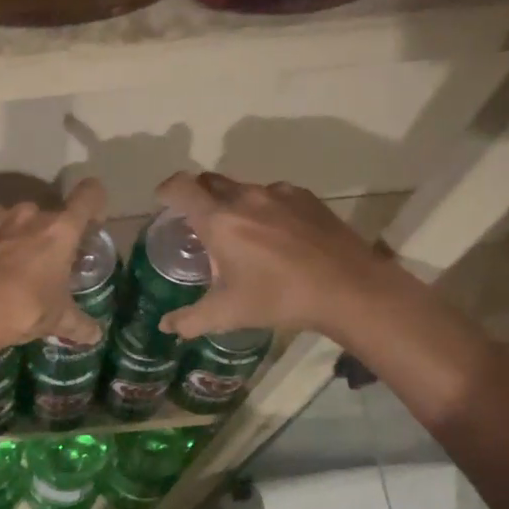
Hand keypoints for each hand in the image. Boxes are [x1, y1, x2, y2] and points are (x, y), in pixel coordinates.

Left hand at [0, 161, 108, 355]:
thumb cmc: (21, 312)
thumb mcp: (56, 320)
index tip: (93, 221)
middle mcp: (32, 212)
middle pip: (52, 213)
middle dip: (53, 233)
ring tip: (13, 257)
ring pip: (19, 213)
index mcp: (61, 230)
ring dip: (21, 228)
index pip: (89, 196)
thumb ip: (80, 324)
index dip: (95, 204)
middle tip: (46, 263)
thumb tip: (96, 336)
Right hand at [153, 171, 396, 338]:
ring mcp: (279, 194)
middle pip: (209, 182)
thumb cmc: (277, 298)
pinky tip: (274, 238)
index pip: (181, 188)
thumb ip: (190, 320)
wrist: (346, 287)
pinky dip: (262, 209)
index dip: (166, 191)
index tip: (162, 202)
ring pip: (242, 189)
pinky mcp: (306, 198)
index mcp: (219, 221)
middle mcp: (245, 198)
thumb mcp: (227, 314)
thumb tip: (166, 326)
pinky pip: (272, 195)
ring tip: (238, 235)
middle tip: (196, 223)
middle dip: (196, 197)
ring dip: (231, 204)